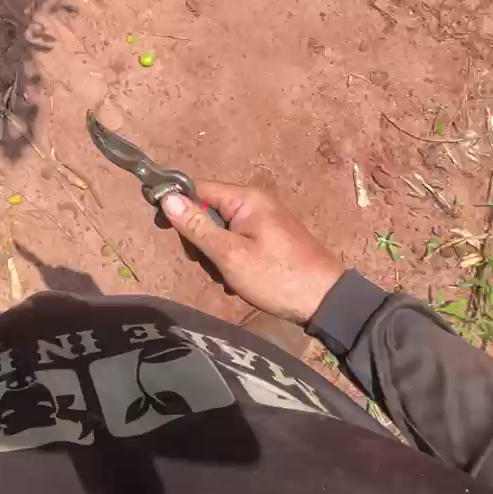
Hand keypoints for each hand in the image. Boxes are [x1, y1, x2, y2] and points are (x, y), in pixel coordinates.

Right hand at [160, 181, 343, 324]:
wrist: (329, 304)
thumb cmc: (277, 277)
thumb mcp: (230, 254)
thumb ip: (197, 226)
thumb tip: (166, 197)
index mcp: (245, 199)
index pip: (196, 189)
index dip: (176, 205)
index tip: (162, 227)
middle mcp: (254, 202)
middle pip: (207, 210)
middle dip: (200, 237)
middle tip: (206, 263)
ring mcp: (264, 220)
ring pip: (220, 228)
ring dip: (215, 252)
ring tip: (226, 276)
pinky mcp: (270, 237)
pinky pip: (236, 239)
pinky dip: (230, 257)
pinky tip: (238, 278)